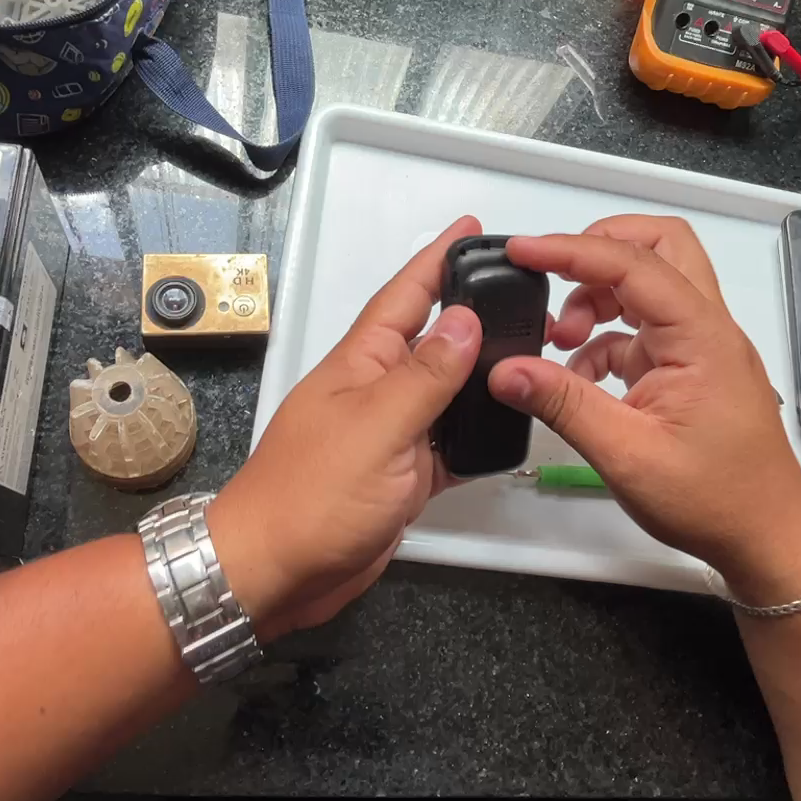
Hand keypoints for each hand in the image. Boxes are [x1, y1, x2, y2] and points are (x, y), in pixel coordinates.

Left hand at [208, 216, 484, 639]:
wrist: (275, 572)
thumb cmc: (315, 493)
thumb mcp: (376, 426)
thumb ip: (425, 376)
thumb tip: (464, 318)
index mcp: (363, 362)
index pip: (406, 295)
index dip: (437, 259)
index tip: (471, 227)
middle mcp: (377, 389)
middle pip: (431, 338)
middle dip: (468, 308)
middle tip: (516, 290)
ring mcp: (390, 433)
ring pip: (444, 391)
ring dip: (478, 372)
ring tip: (524, 351)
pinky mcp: (401, 475)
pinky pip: (447, 444)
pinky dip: (474, 435)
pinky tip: (503, 429)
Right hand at [487, 215, 800, 604]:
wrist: (766, 540)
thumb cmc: (714, 500)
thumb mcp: (626, 454)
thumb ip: (563, 403)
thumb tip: (504, 370)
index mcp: (700, 336)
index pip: (633, 264)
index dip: (572, 250)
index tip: (522, 250)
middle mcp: (706, 327)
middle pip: (660, 245)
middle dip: (600, 247)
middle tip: (553, 273)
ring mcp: (698, 346)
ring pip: (648, 283)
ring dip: (597, 296)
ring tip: (559, 339)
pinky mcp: (687, 367)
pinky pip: (639, 330)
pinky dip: (601, 340)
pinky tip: (577, 378)